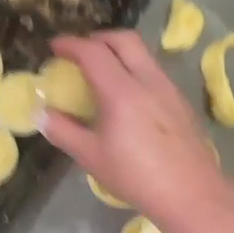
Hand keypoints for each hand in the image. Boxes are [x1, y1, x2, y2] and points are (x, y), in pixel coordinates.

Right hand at [39, 31, 222, 222]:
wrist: (192, 193)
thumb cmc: (136, 176)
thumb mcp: (91, 156)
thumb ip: (63, 131)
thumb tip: (41, 114)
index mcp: (121, 92)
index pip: (93, 52)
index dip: (70, 44)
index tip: (54, 47)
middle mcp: (147, 80)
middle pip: (123, 40)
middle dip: (97, 38)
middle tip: (79, 52)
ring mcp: (168, 88)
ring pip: (142, 53)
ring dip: (118, 51)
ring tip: (100, 70)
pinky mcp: (180, 100)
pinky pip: (153, 70)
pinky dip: (133, 68)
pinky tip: (125, 94)